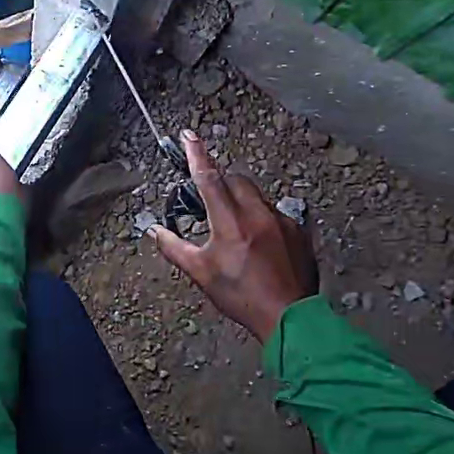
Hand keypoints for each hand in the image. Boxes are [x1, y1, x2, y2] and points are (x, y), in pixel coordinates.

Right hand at [149, 129, 318, 340]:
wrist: (289, 317)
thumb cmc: (241, 296)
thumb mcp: (200, 273)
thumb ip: (174, 247)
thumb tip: (154, 230)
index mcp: (230, 223)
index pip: (209, 179)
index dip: (197, 155)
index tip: (189, 136)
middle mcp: (258, 215)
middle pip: (236, 180)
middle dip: (220, 181)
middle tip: (209, 198)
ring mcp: (282, 221)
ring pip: (256, 195)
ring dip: (241, 200)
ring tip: (234, 226)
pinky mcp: (299, 232)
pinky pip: (275, 213)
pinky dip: (261, 217)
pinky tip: (257, 241)